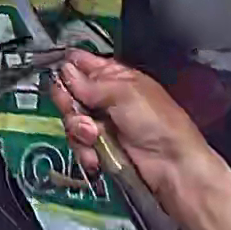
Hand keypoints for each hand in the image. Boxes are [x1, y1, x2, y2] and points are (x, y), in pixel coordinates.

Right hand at [51, 50, 221, 208]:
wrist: (172, 166)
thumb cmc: (154, 120)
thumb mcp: (124, 93)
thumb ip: (90, 84)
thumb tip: (64, 70)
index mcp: (114, 75)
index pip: (82, 63)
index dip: (67, 66)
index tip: (58, 74)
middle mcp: (104, 96)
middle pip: (69, 92)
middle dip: (68, 102)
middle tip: (75, 109)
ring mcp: (101, 124)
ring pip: (71, 120)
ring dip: (78, 129)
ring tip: (93, 136)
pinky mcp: (100, 148)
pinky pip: (79, 144)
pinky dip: (84, 150)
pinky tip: (95, 155)